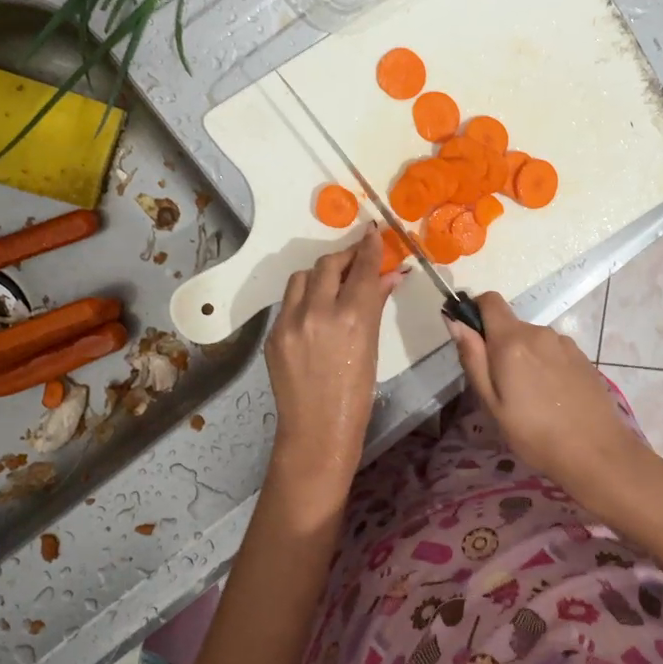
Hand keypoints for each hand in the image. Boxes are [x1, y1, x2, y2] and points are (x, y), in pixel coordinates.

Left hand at [264, 226, 399, 480]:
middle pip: (328, 264)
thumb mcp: (372, 347)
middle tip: (356, 260)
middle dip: (344, 257)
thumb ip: (375, 305)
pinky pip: (289, 303)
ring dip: (320, 275)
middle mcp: (318, 312)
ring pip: (302, 278)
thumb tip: (389, 275)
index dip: (369, 247)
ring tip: (333, 285)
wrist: (317, 430)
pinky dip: (304, 300)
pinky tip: (315, 314)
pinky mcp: (273, 335)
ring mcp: (290, 323)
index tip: (373, 232)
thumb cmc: (356, 394)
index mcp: (351, 318)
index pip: (362, 268)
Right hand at [444, 292, 652, 497]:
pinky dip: (545, 365)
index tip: (473, 340)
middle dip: (500, 346)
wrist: (596, 451)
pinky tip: (553, 397)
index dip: (476, 312)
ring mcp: (564, 343)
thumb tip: (455, 321)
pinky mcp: (582, 357)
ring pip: (533, 340)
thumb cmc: (534, 433)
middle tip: (502, 388)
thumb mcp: (492, 403)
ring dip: (525, 357)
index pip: (489, 300)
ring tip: (531, 397)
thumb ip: (473, 358)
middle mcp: (539, 332)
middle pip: (511, 325)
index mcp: (512, 341)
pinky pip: (552, 351)